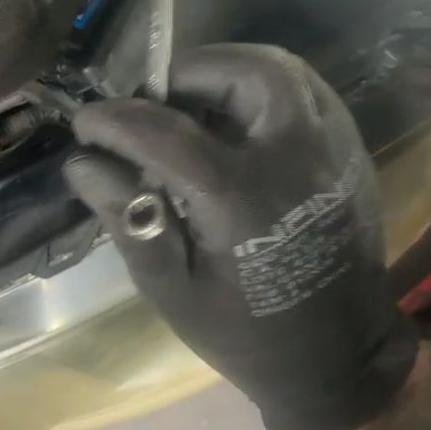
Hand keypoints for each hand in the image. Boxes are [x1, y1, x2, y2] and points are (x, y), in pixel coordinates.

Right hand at [62, 45, 416, 429]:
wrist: (338, 358)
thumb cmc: (244, 332)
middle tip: (149, 104)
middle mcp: (297, 162)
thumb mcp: (170, 289)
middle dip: (185, 74)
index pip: (168, 133)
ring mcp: (333, 152)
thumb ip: (128, 218)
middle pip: (246, 74)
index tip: (84, 124)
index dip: (116, 121)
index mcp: (244, 202)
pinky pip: (304, 93)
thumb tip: (82, 163)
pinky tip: (227, 123)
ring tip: (185, 106)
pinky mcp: (348, 153)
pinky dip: (256, 90)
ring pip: (282, 71)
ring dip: (223, 74)